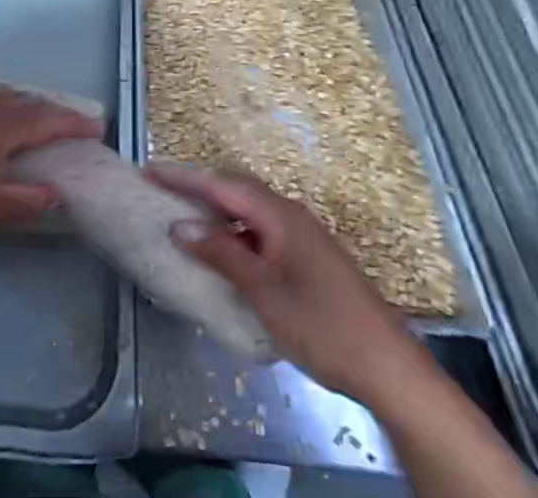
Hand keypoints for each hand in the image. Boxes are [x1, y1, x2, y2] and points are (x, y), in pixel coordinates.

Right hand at [151, 162, 422, 403]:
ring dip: (215, 211)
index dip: (184, 177)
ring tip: (181, 216)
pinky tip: (220, 251)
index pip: (223, 185)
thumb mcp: (262, 290)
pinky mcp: (307, 259)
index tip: (149, 170)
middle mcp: (291, 217)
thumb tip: (180, 225)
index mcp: (280, 216)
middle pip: (236, 191)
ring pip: (249, 212)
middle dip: (197, 187)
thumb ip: (221, 253)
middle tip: (160, 189)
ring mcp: (302, 238)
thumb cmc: (322, 325)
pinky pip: (261, 232)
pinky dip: (233, 233)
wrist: (389, 367)